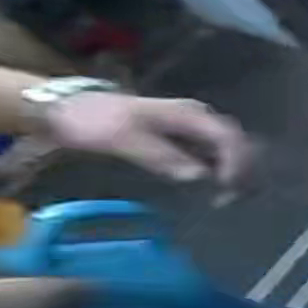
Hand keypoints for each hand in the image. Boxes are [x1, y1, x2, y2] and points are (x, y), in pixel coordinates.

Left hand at [43, 92, 256, 191]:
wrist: (64, 110)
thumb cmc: (94, 122)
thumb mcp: (124, 139)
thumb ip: (162, 156)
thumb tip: (200, 176)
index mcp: (189, 114)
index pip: (228, 138)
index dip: (236, 162)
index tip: (225, 187)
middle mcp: (200, 118)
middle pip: (238, 143)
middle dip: (242, 170)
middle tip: (228, 197)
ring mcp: (195, 128)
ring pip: (232, 150)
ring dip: (236, 173)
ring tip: (224, 196)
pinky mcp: (187, 138)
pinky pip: (218, 155)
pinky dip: (223, 172)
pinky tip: (214, 188)